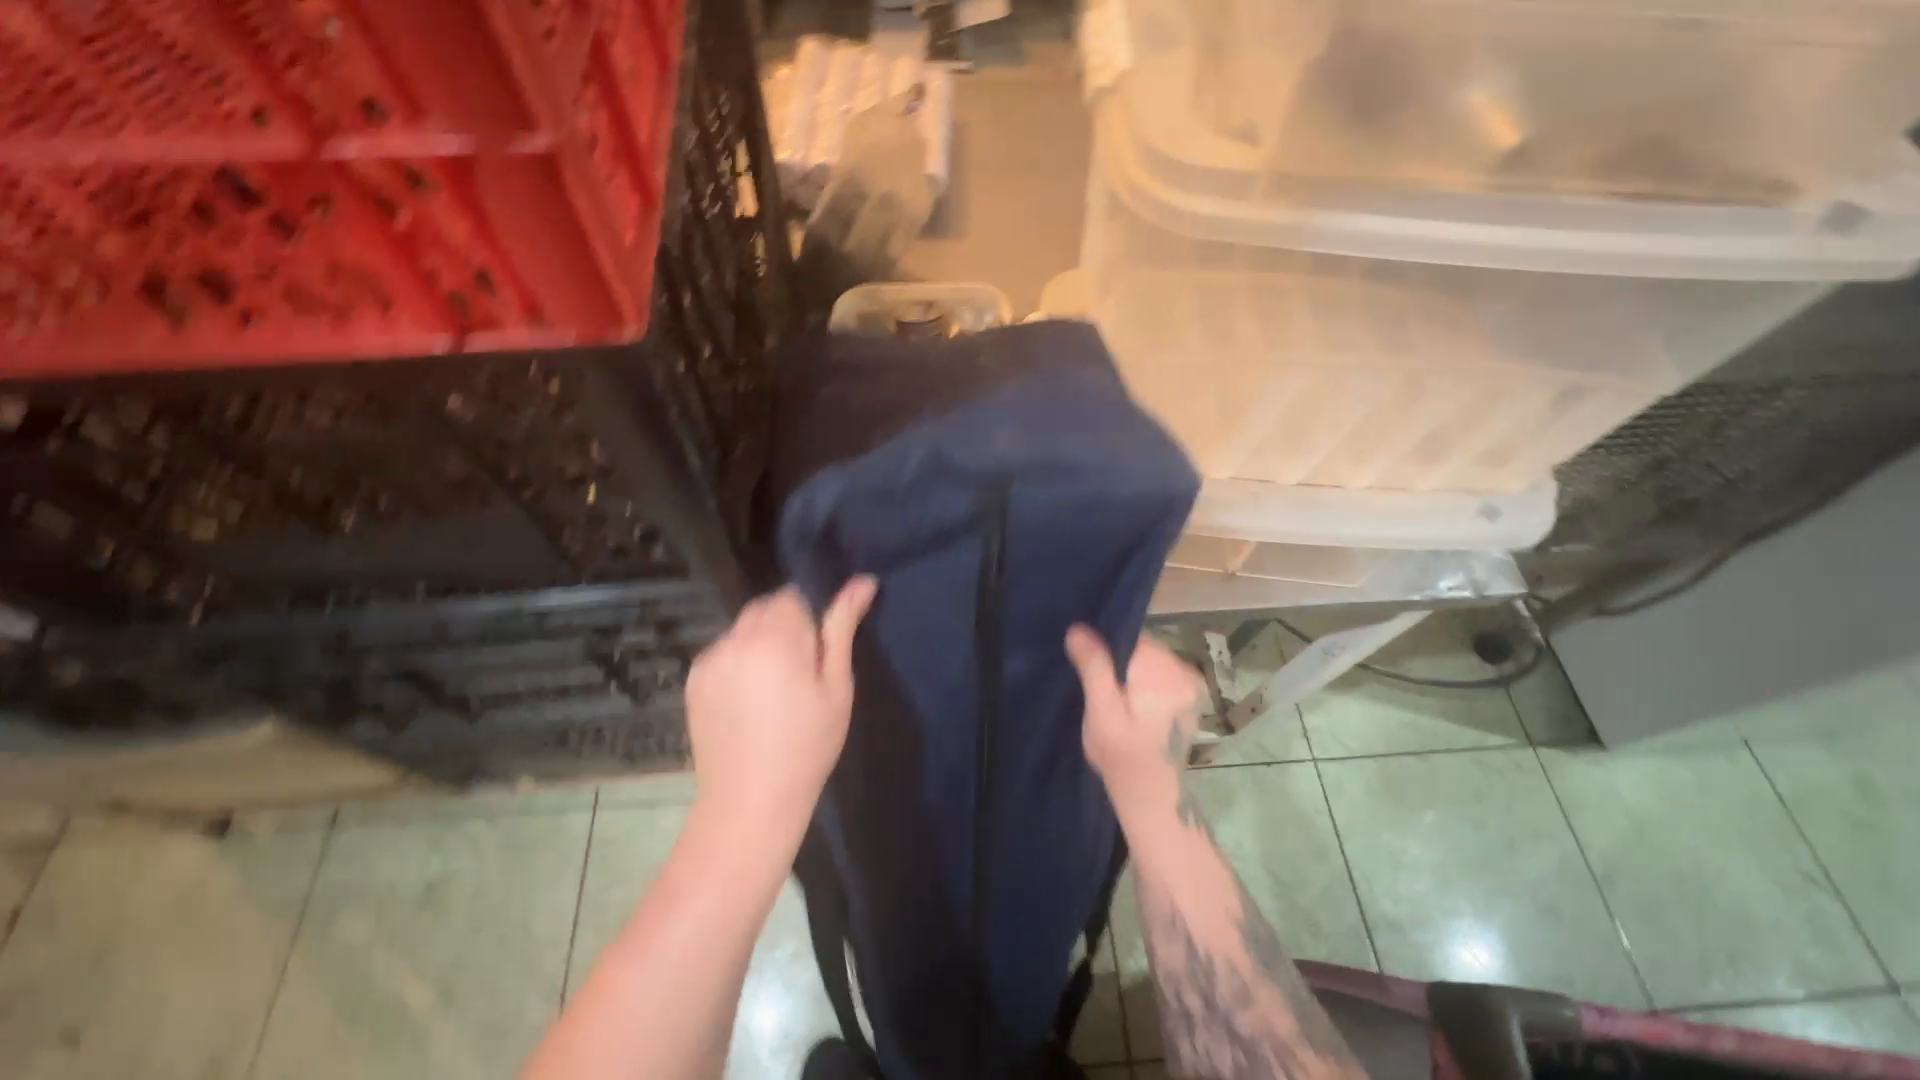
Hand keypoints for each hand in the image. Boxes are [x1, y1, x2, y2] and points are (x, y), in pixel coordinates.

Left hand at [685, 577, 876, 829]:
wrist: (750, 800)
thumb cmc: (808, 746)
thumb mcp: (837, 687)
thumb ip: (843, 628)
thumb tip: (864, 581)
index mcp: (776, 636)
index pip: (793, 597)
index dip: (809, 621)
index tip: (817, 656)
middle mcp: (736, 637)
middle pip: (764, 609)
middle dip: (783, 629)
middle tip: (800, 676)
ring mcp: (710, 659)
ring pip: (741, 631)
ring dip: (759, 645)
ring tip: (772, 693)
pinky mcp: (693, 680)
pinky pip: (722, 654)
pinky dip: (737, 665)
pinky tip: (747, 703)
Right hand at [1066, 626, 1204, 802]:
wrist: (1152, 796)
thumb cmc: (1122, 758)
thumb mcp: (1101, 713)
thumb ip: (1094, 668)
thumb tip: (1078, 629)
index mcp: (1163, 672)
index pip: (1129, 637)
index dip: (1105, 647)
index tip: (1088, 668)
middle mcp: (1183, 671)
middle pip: (1140, 646)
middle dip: (1118, 661)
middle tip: (1098, 692)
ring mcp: (1190, 683)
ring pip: (1149, 658)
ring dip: (1130, 672)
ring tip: (1113, 700)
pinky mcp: (1189, 694)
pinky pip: (1159, 672)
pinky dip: (1143, 682)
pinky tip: (1131, 706)